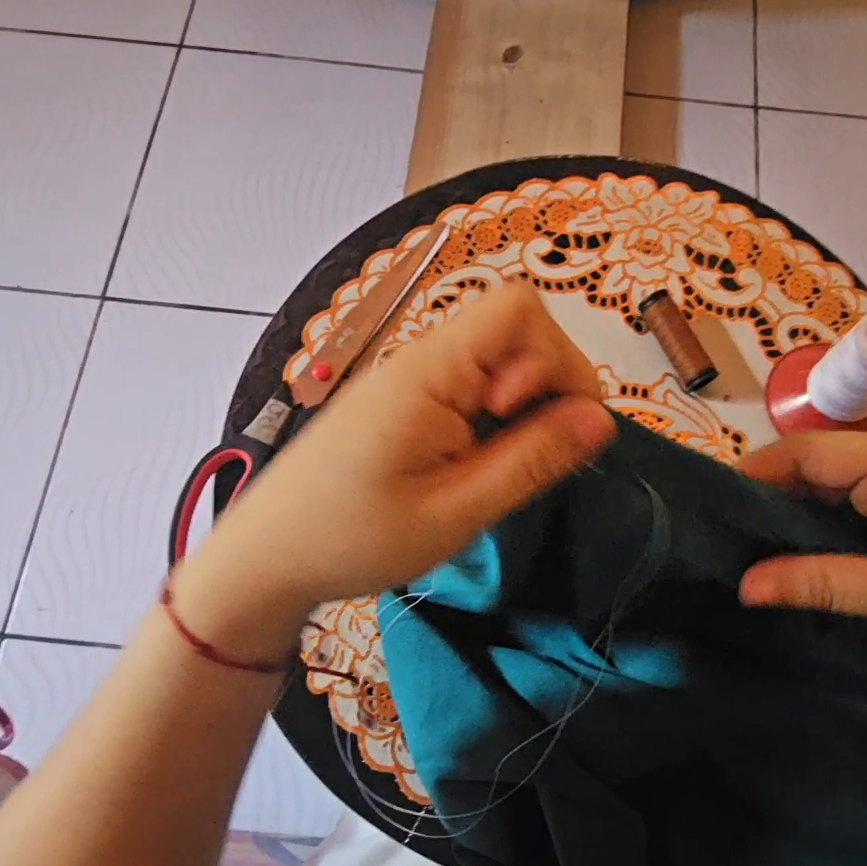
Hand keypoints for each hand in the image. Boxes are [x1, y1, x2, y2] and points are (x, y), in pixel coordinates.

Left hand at [170, 281, 616, 667]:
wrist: (266, 555)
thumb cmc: (351, 540)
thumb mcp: (455, 512)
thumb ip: (531, 460)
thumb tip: (600, 419)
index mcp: (429, 371)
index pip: (520, 310)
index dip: (552, 361)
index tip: (534, 426)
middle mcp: (419, 358)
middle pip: (515, 330)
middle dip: (542, 387)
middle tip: (516, 459)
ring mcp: (408, 376)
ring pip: (495, 361)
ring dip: (515, 409)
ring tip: (485, 470)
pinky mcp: (402, 399)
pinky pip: (468, 384)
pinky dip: (488, 418)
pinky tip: (465, 466)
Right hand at [734, 432, 866, 693]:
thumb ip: (816, 582)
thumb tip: (742, 586)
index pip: (811, 450)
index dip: (757, 470)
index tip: (713, 503)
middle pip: (827, 460)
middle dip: (776, 491)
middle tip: (728, 528)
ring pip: (849, 480)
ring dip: (806, 506)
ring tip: (758, 539)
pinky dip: (839, 518)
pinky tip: (813, 545)